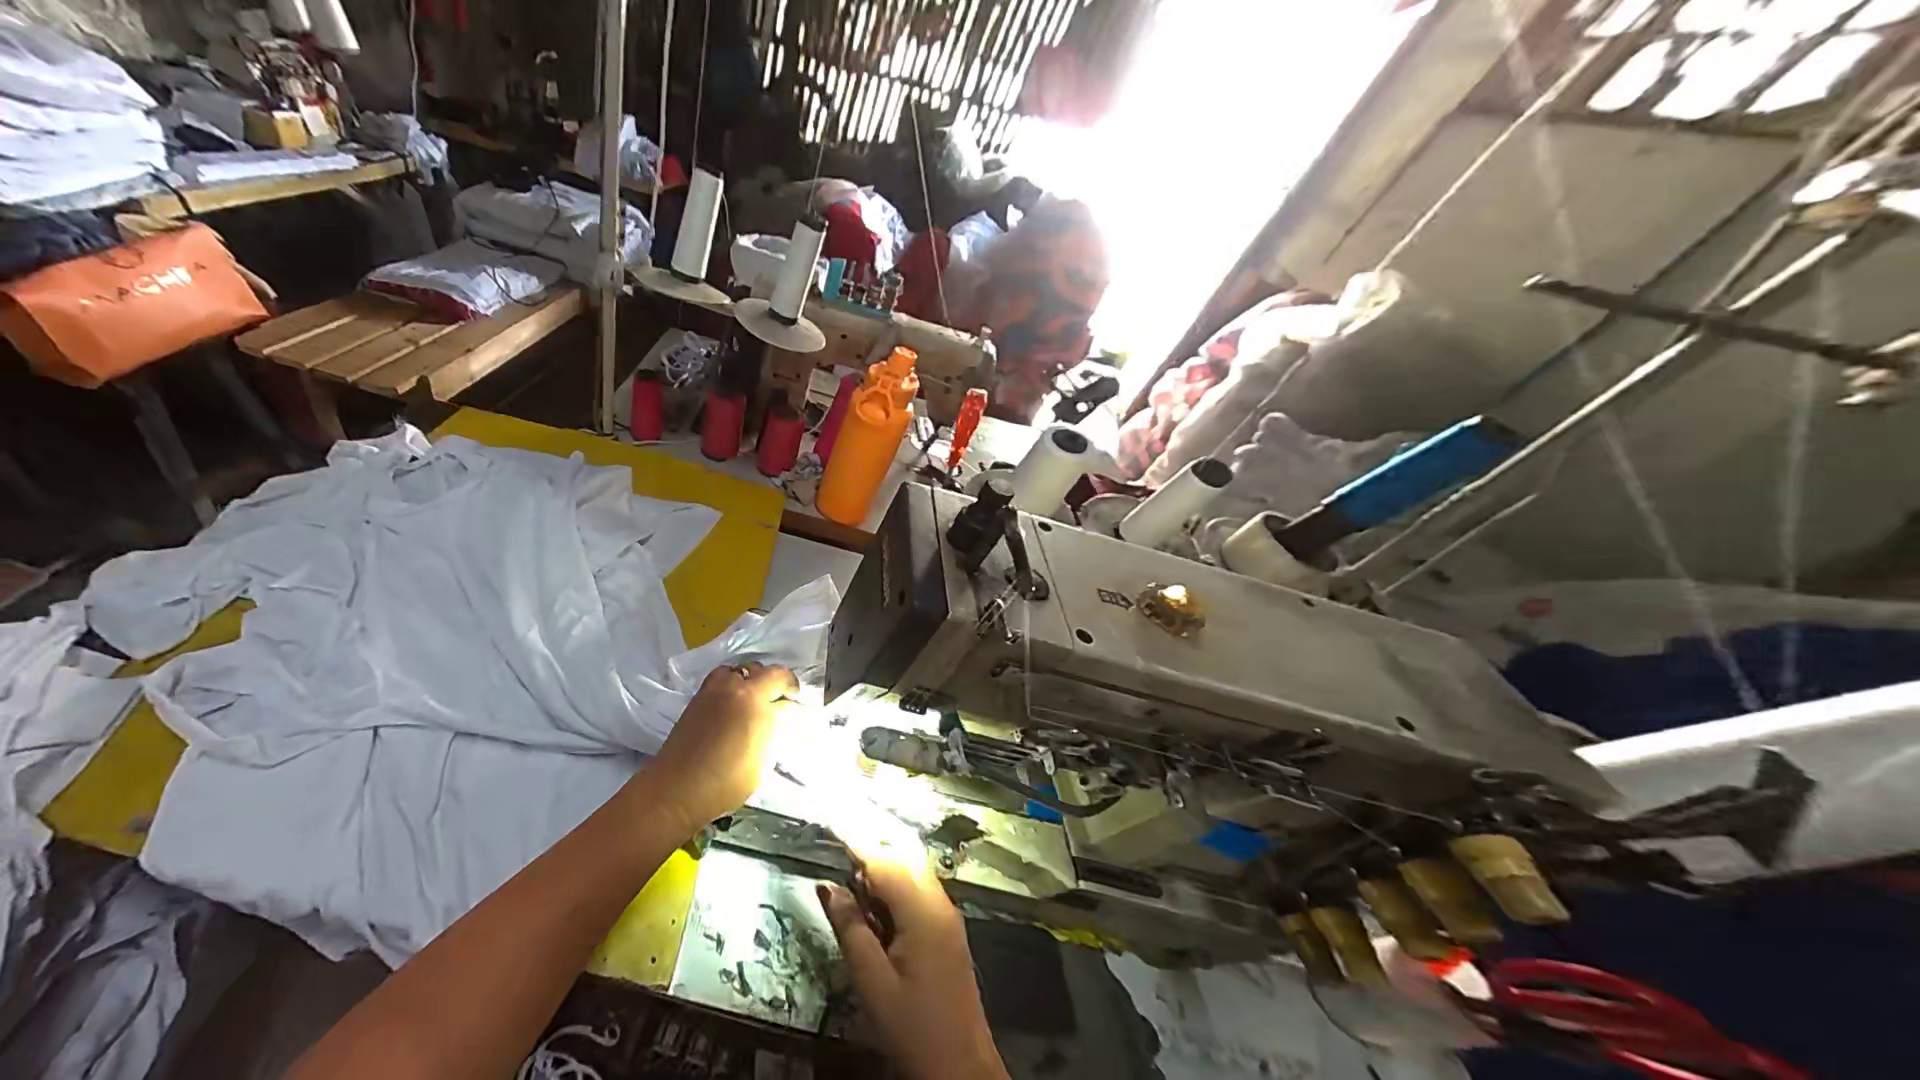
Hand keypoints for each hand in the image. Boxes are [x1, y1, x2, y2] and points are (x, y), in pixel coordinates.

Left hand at [645, 661, 797, 834]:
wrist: (676, 791)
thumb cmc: (727, 781)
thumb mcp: (764, 757)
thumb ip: (776, 727)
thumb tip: (782, 713)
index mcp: (753, 697)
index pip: (782, 678)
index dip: (793, 689)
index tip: (796, 703)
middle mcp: (733, 686)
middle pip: (762, 670)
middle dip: (774, 683)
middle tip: (778, 703)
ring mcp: (712, 690)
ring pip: (739, 670)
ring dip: (751, 681)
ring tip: (754, 702)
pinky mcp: (697, 699)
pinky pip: (722, 680)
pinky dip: (732, 686)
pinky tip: (734, 707)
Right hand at [818, 858, 1007, 1079]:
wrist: (961, 1066)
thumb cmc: (913, 1027)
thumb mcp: (872, 982)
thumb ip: (850, 929)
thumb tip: (828, 887)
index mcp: (923, 911)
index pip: (886, 861)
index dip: (857, 841)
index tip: (834, 820)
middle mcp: (940, 903)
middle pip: (904, 858)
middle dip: (872, 849)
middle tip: (839, 849)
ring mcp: (948, 916)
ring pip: (914, 873)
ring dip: (884, 868)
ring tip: (853, 878)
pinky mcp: (948, 930)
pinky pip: (920, 892)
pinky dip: (896, 887)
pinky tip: (877, 905)